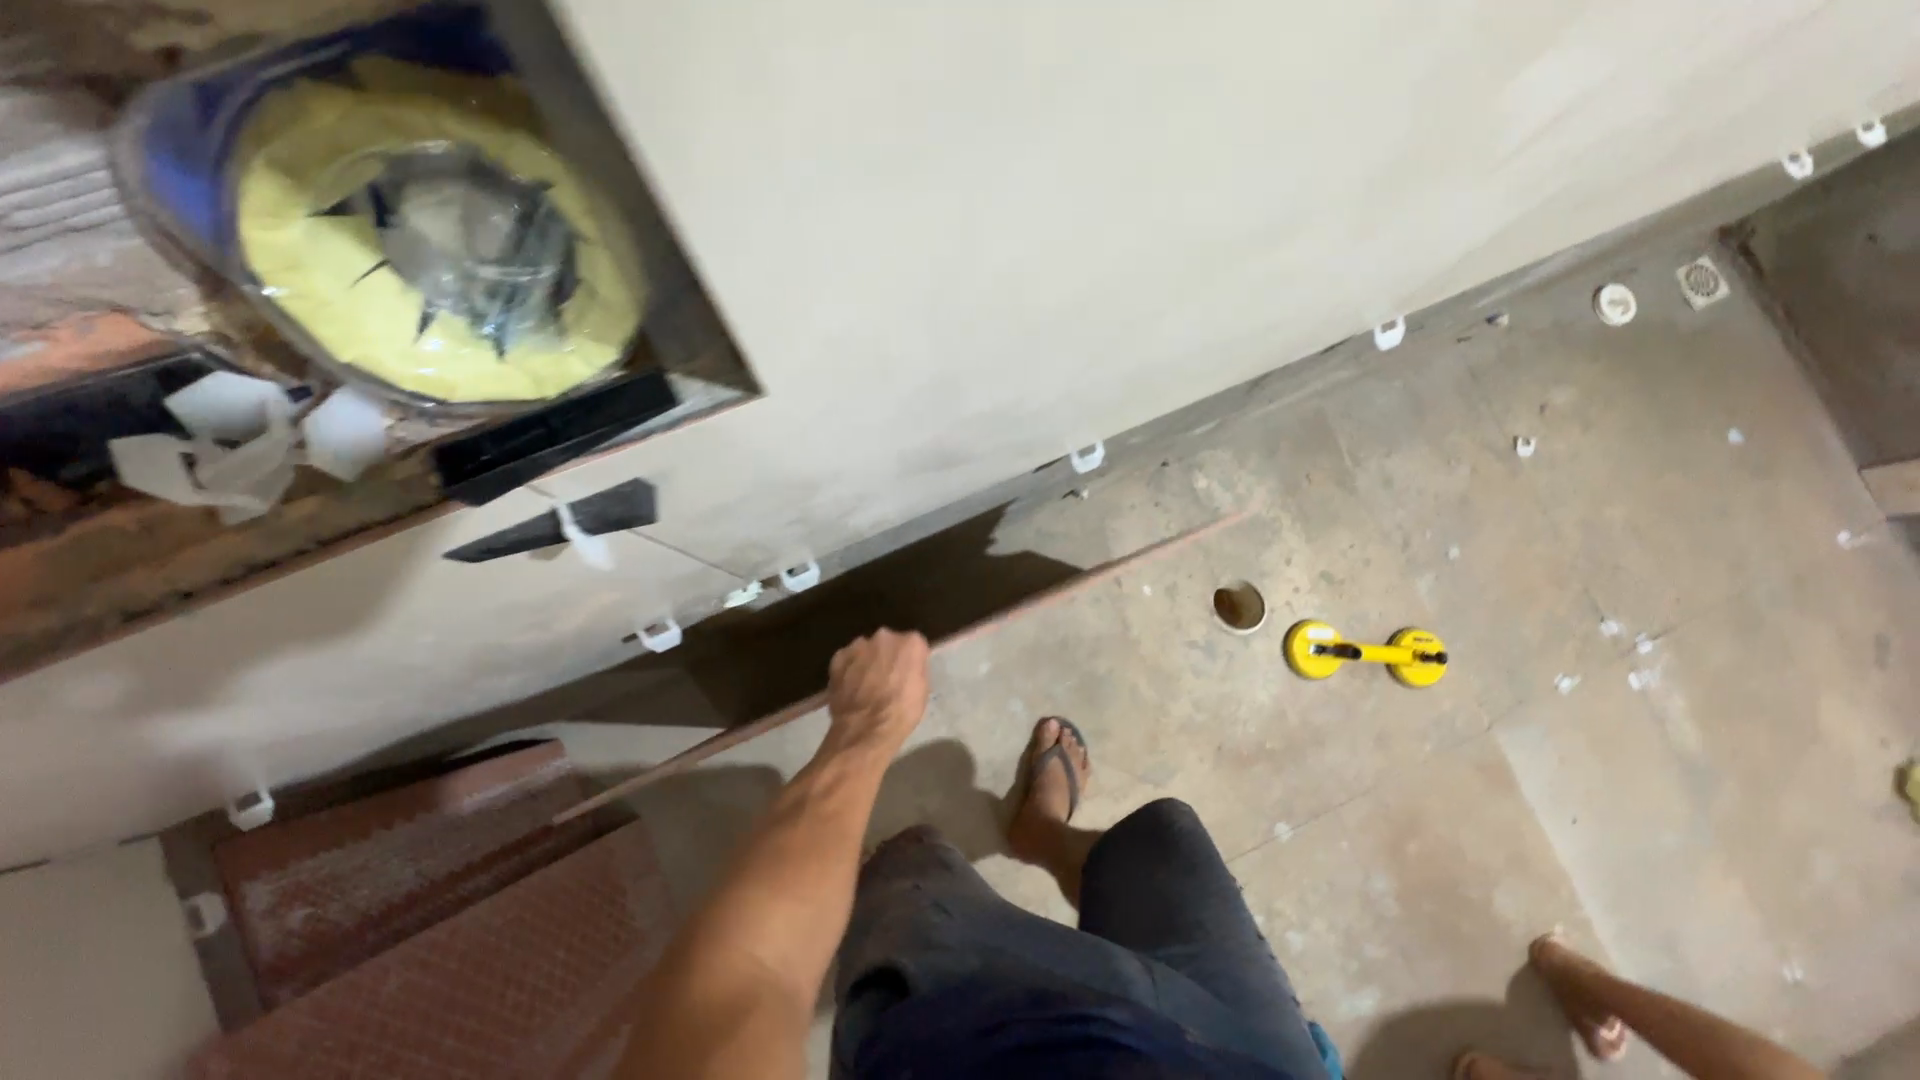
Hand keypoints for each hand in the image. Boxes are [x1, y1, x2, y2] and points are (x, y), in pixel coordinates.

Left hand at [825, 629, 930, 755]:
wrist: (865, 729)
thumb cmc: (901, 712)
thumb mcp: (922, 690)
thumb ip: (915, 669)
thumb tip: (907, 666)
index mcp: (911, 643)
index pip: (914, 645)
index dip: (910, 660)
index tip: (907, 673)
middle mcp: (884, 636)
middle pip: (888, 643)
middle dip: (887, 656)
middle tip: (886, 678)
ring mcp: (858, 645)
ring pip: (866, 649)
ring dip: (867, 661)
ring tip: (866, 685)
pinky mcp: (838, 657)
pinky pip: (847, 660)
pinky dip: (849, 669)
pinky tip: (851, 687)